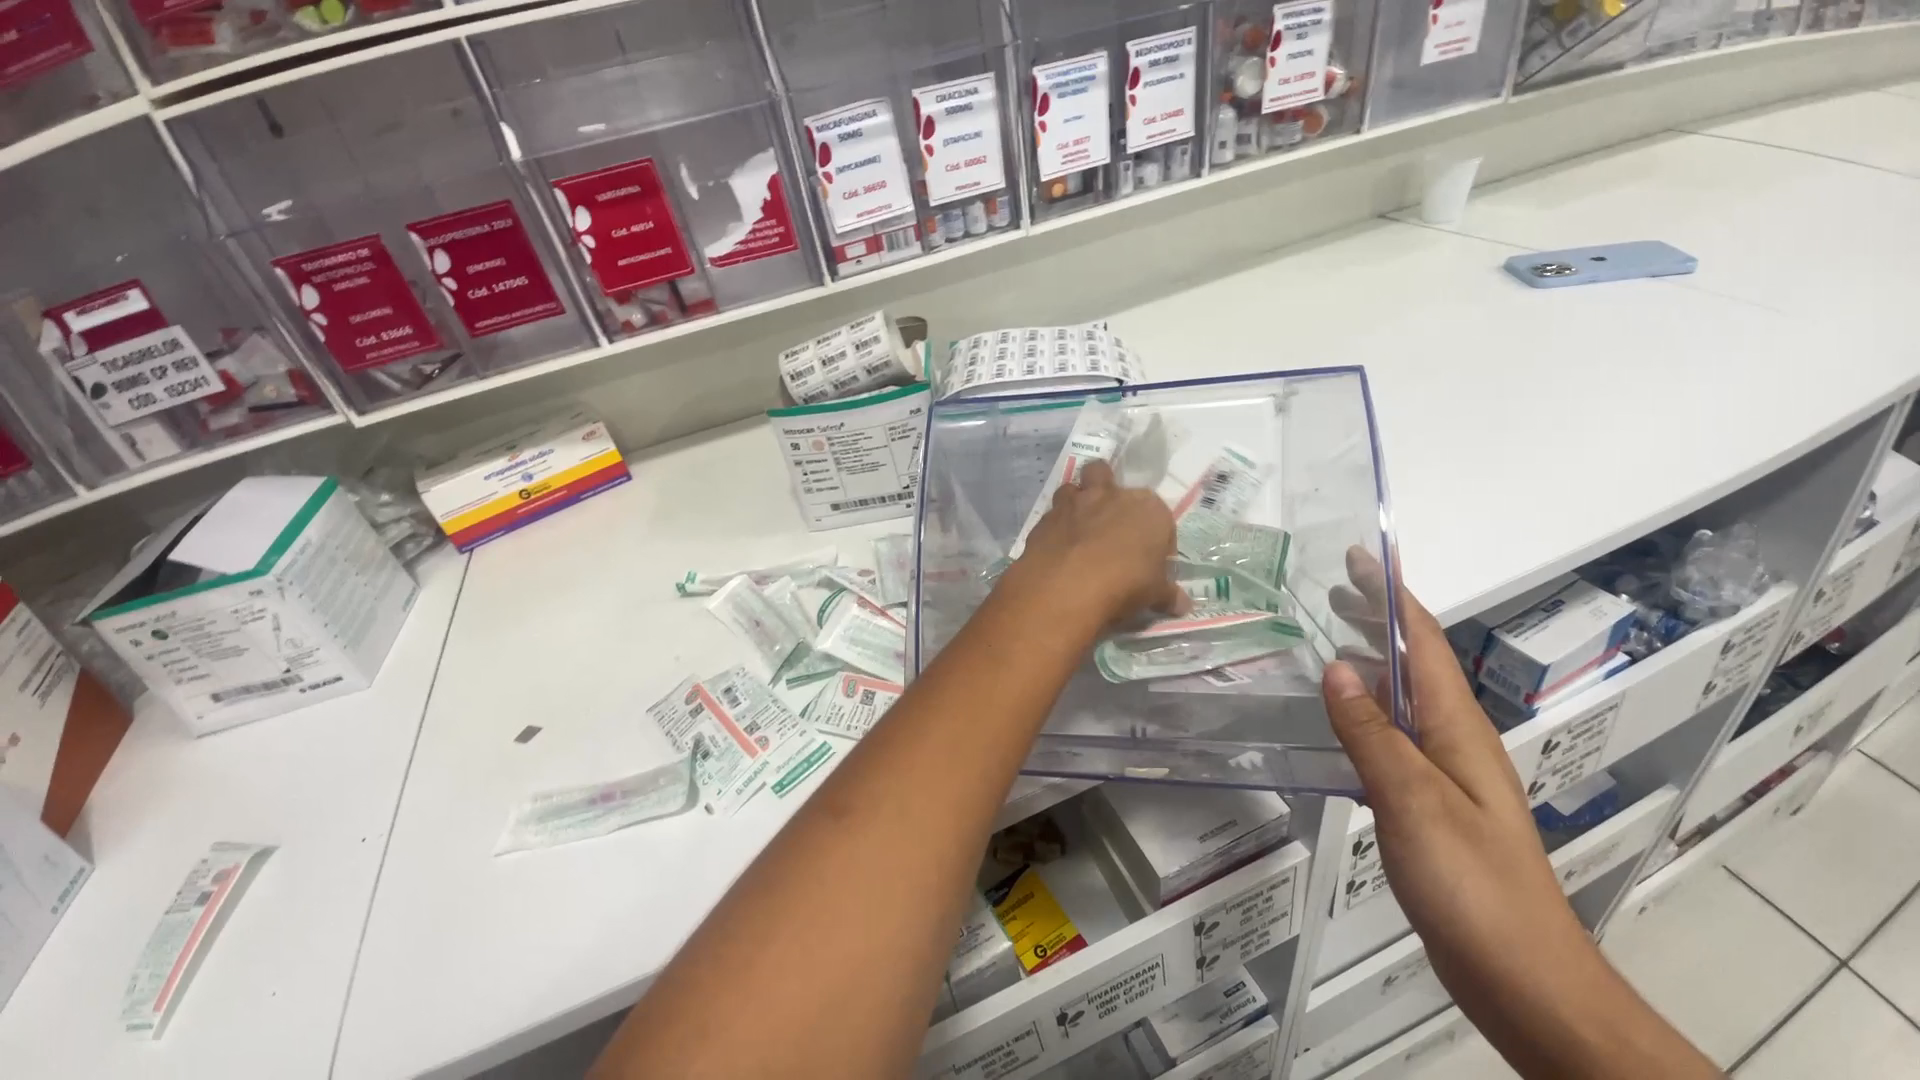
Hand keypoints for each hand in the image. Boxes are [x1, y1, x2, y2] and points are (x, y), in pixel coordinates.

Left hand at [1007, 461, 1187, 629]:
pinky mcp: (1045, 518)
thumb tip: (1183, 604)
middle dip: (1109, 495)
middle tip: (1110, 527)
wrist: (1067, 586)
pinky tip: (1056, 549)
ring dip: (1076, 502)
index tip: (1150, 561)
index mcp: (1148, 509)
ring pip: (1075, 487)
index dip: (1155, 539)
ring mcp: (1075, 503)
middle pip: (1109, 478)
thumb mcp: (1154, 595)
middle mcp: (1111, 496)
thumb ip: (1168, 595)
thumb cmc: (1125, 584)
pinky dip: (1055, 527)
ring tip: (1079, 530)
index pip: (1159, 517)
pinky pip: (1051, 515)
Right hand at [1321, 552, 1597, 1015]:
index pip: (1426, 645)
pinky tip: (1343, 724)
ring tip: (1329, 643)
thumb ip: (1371, 734)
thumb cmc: (1472, 883)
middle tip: (1330, 592)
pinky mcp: (1434, 809)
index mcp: (1459, 730)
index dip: (1393, 596)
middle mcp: (1457, 742)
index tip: (1358, 557)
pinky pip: (1396, 740)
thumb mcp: (1411, 801)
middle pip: (1419, 665)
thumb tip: (1337, 666)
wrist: (1522, 974)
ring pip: (1406, 702)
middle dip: (1381, 620)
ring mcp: (1448, 777)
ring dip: (1373, 664)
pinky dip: (1368, 714)